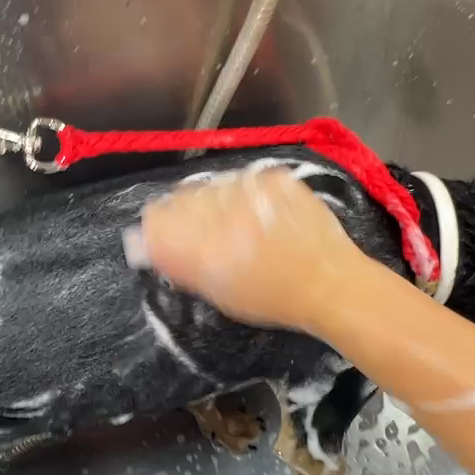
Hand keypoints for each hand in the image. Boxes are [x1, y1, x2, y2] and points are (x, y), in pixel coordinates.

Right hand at [129, 166, 370, 334]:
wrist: (331, 283)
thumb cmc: (273, 298)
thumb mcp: (218, 290)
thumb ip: (178, 263)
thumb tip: (143, 242)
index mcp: (202, 240)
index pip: (157, 215)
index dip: (159, 225)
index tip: (166, 236)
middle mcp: (221, 207)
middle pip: (182, 196)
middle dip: (188, 213)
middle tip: (208, 233)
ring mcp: (251, 187)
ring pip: (213, 185)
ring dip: (217, 201)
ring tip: (241, 224)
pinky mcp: (275, 176)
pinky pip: (245, 180)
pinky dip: (246, 194)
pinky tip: (261, 213)